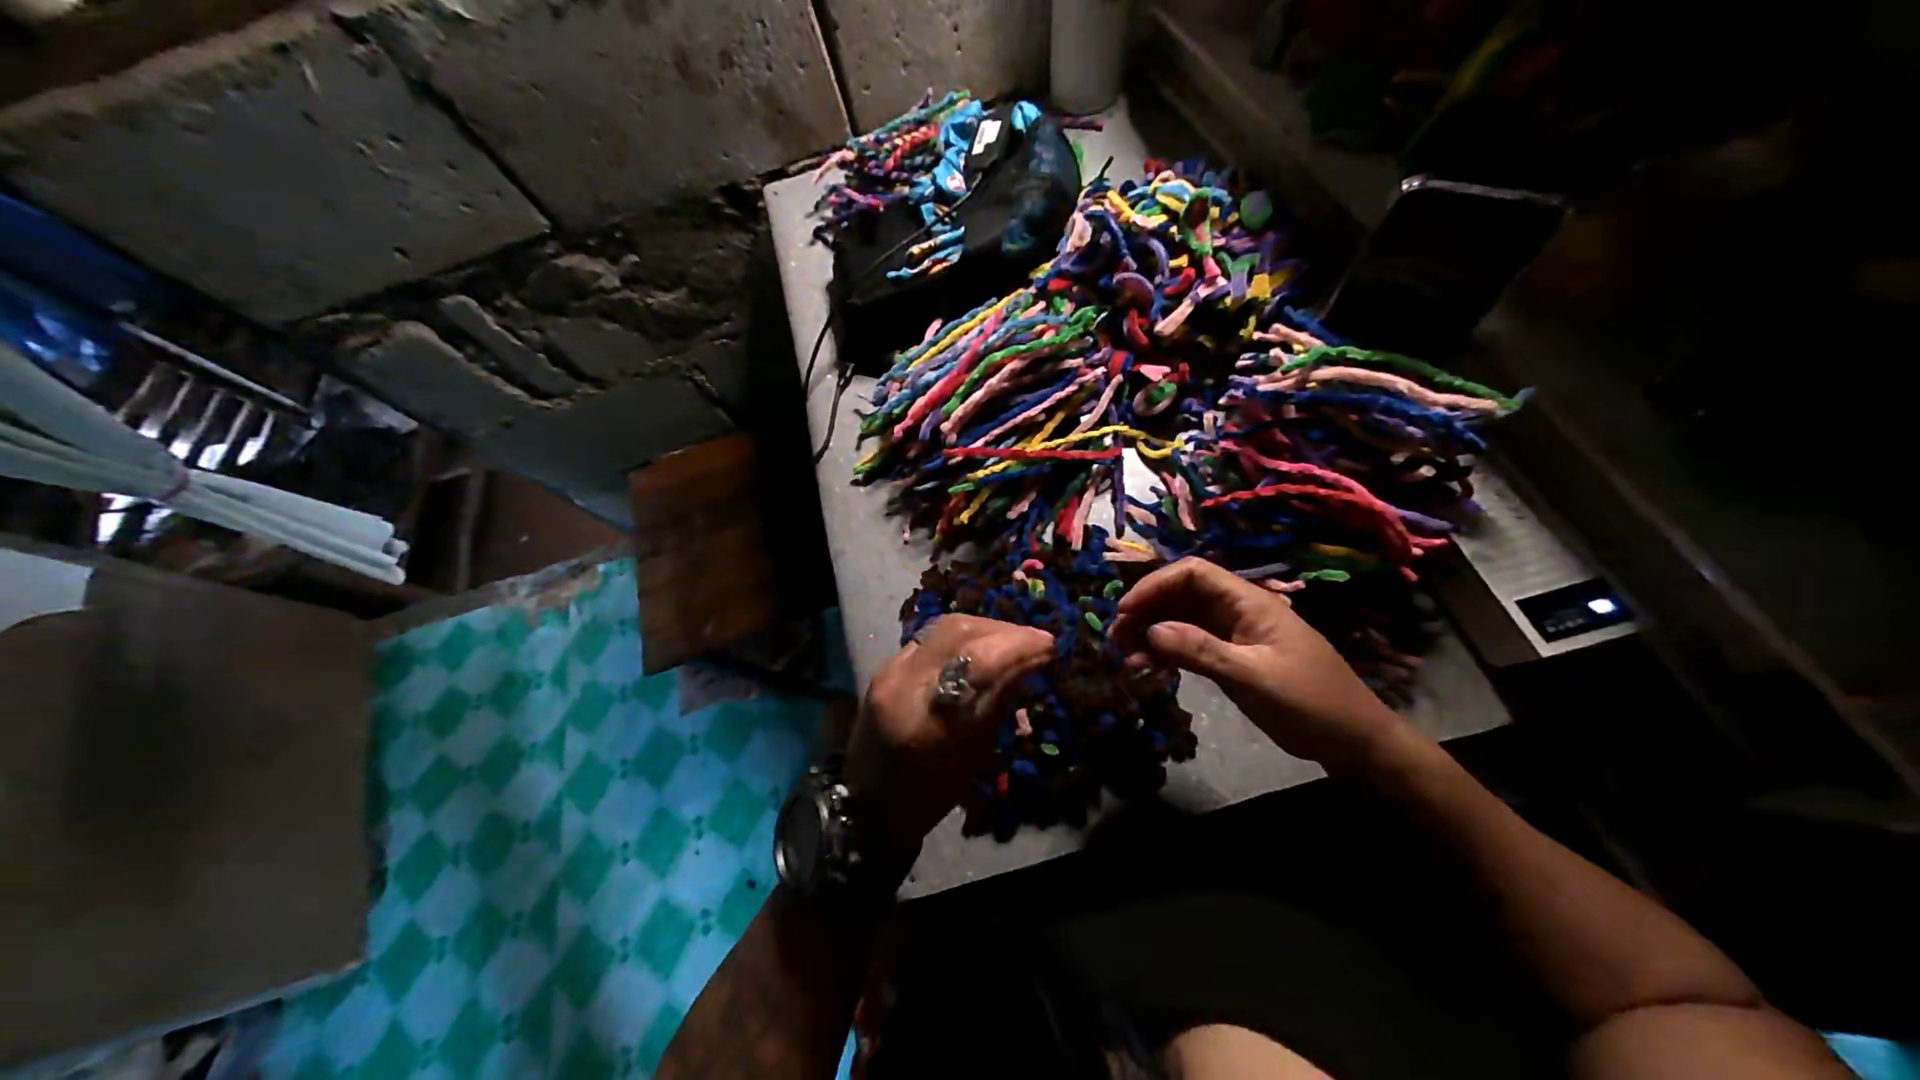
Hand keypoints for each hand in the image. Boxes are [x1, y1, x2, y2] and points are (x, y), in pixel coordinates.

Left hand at [846, 615, 1053, 860]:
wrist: (867, 803)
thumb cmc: (927, 795)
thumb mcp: (973, 757)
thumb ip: (998, 704)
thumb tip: (1032, 664)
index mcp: (929, 719)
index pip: (979, 660)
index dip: (1019, 645)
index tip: (1050, 645)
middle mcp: (904, 683)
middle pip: (959, 631)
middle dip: (1004, 631)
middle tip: (1034, 642)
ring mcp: (891, 670)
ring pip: (943, 627)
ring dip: (985, 629)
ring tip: (1011, 643)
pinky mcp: (887, 666)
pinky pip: (931, 637)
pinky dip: (962, 637)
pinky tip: (981, 647)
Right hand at [1109, 557, 1407, 768]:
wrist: (1354, 741)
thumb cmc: (1312, 704)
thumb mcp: (1254, 678)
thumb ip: (1202, 651)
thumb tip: (1149, 630)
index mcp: (1250, 602)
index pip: (1193, 573)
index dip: (1154, 585)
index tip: (1124, 612)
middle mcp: (1237, 611)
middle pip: (1181, 594)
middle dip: (1145, 610)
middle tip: (1115, 638)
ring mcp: (1234, 635)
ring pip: (1181, 621)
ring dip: (1151, 633)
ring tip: (1124, 657)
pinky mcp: (1231, 658)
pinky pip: (1189, 646)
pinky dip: (1165, 654)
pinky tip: (1147, 670)